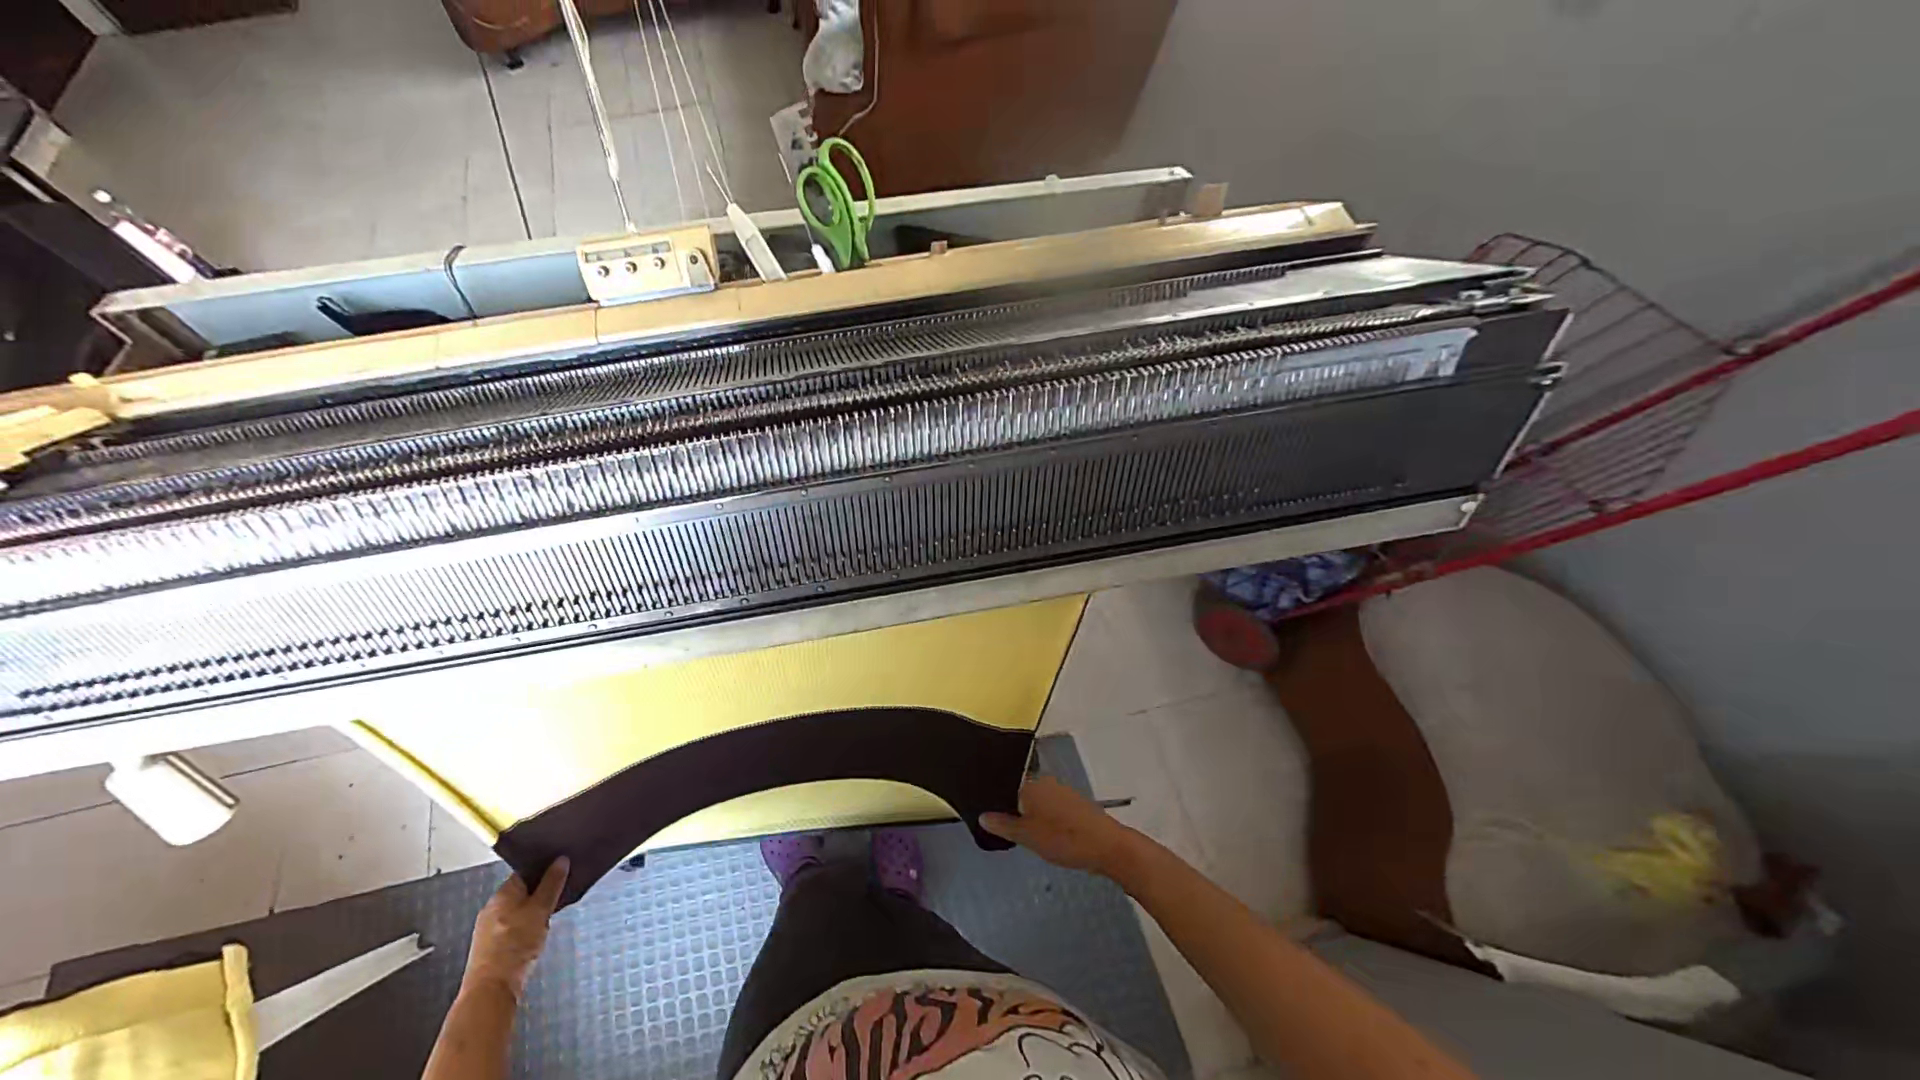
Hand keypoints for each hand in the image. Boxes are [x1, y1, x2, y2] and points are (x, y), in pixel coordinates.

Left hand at [465, 858, 567, 999]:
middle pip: (521, 892)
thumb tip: (561, 859)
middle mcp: (491, 908)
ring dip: (534, 912)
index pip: (526, 871)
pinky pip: (512, 927)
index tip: (563, 870)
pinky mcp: (490, 946)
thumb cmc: (516, 944)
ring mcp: (489, 928)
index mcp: (502, 894)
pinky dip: (525, 927)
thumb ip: (552, 884)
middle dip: (540, 893)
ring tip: (550, 917)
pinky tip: (535, 936)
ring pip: (517, 911)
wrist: (491, 989)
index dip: (545, 869)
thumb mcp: (540, 910)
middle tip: (560, 896)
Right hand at [980, 777, 1141, 875]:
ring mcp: (1062, 792)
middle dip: (1010, 807)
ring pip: (1036, 800)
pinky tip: (1041, 834)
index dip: (993, 798)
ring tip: (1018, 834)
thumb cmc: (1064, 839)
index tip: (985, 813)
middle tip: (1000, 829)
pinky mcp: (1074, 805)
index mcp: (1031, 784)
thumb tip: (982, 815)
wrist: (1108, 847)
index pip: (1004, 783)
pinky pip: (1049, 807)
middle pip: (1020, 791)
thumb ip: (1003, 825)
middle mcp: (1046, 782)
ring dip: (1027, 814)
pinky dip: (1042, 818)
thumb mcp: (1028, 836)